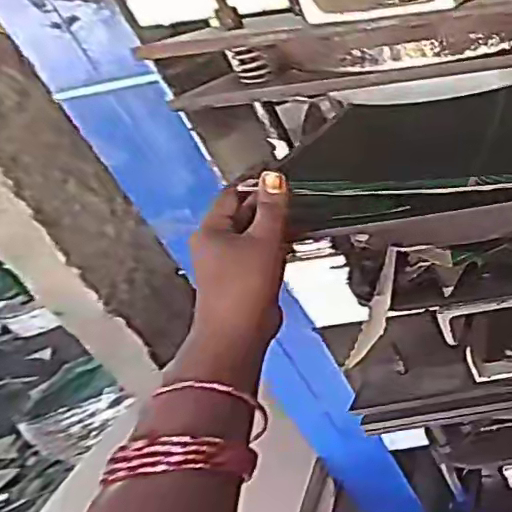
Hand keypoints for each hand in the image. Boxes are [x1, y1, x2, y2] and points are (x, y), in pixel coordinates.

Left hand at [183, 171, 290, 375]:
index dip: (256, 184)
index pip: (233, 194)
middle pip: (243, 214)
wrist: (238, 334)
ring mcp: (227, 263)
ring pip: (253, 235)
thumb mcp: (263, 240)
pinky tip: (292, 246)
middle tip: (296, 198)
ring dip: (274, 228)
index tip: (281, 177)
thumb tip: (274, 177)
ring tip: (299, 220)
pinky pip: (259, 254)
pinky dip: (274, 247)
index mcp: (211, 230)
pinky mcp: (242, 279)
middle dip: (268, 206)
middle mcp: (214, 244)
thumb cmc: (244, 286)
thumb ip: (271, 207)